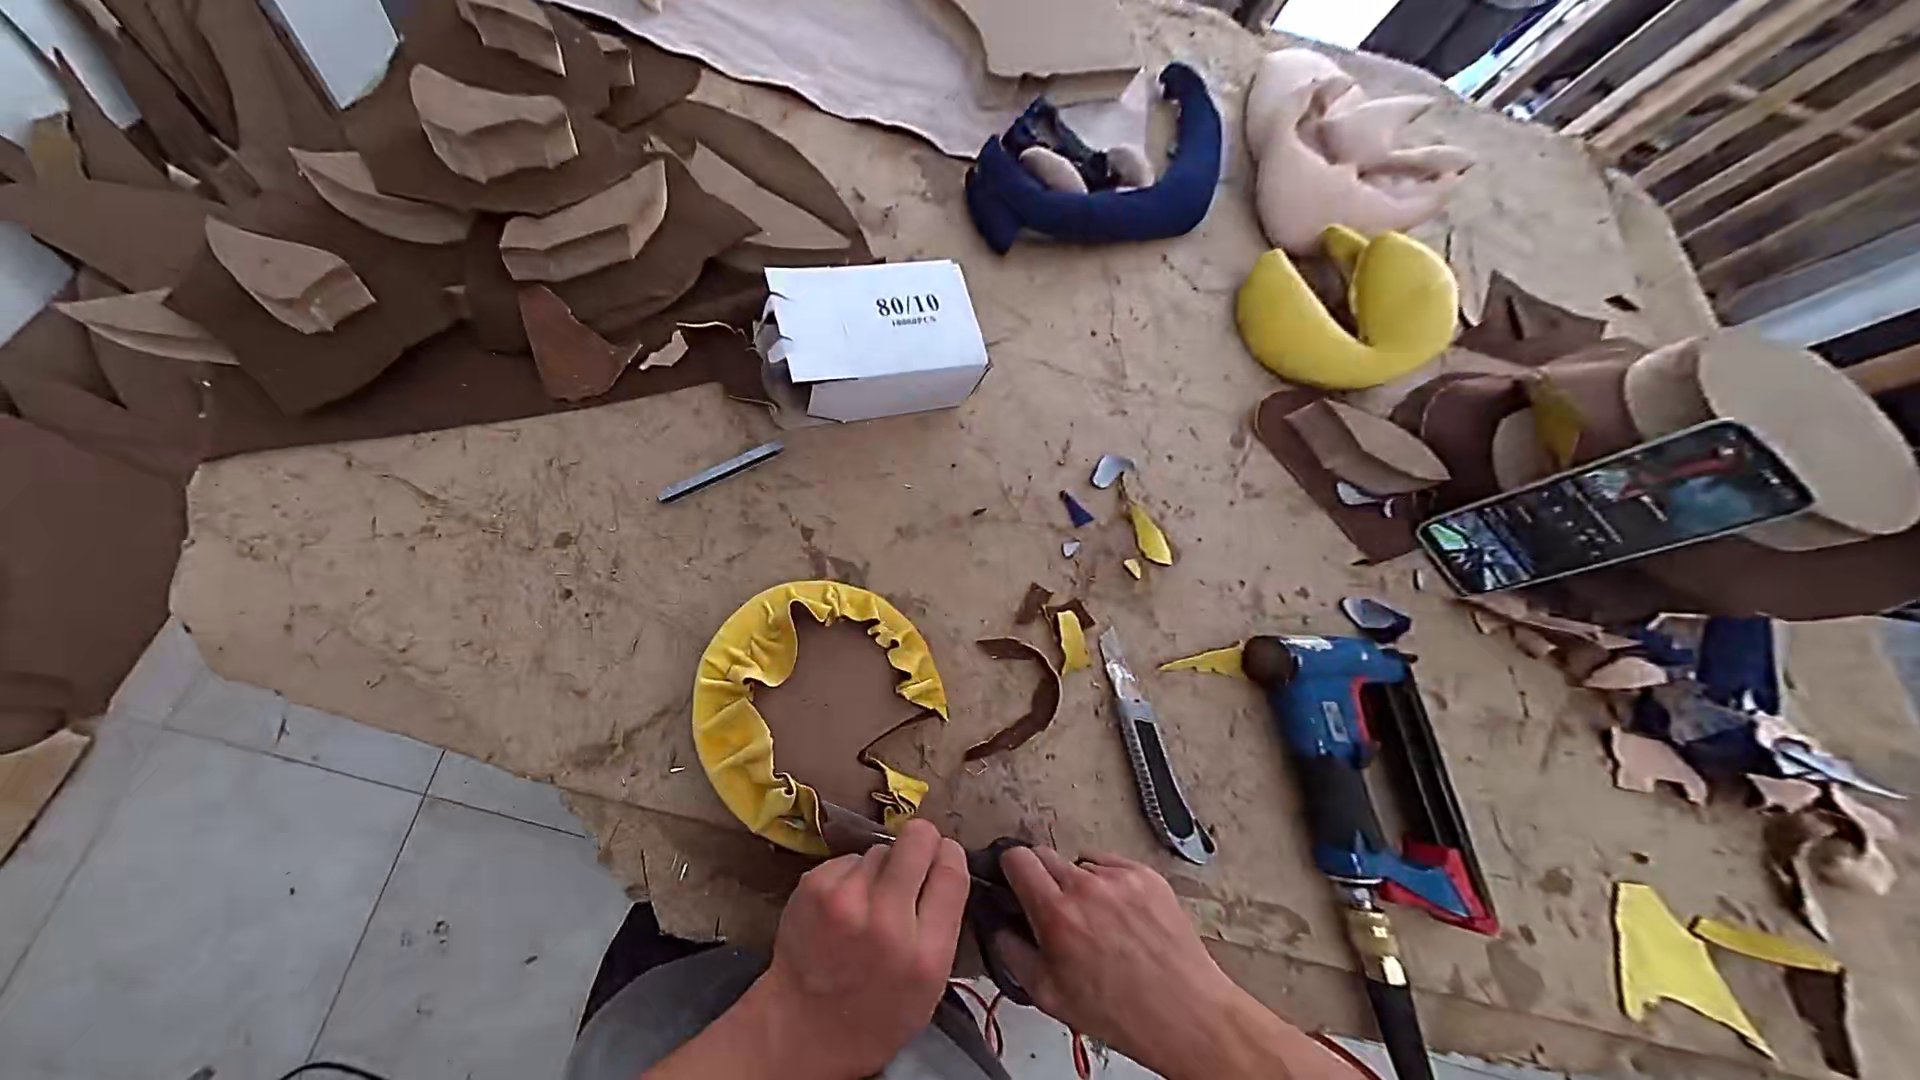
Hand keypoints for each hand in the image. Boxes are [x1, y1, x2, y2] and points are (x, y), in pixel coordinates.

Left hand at [741, 819, 969, 1078]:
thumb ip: (944, 921)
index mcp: (925, 954)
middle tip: (911, 859)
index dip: (948, 854)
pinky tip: (841, 906)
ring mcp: (845, 900)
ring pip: (879, 850)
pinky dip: (849, 876)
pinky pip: (848, 860)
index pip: (951, 871)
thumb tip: (945, 857)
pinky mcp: (814, 887)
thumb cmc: (875, 1013)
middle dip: (918, 842)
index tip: (942, 856)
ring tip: (868, 902)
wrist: (799, 1031)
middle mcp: (886, 922)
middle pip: (917, 838)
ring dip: (879, 868)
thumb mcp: (930, 984)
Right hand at [996, 847, 1362, 1079]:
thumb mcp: (1051, 997)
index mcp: (1058, 916)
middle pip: (1043, 853)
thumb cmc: (1125, 1013)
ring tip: (1094, 919)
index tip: (1011, 874)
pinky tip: (1118, 915)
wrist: (1188, 1014)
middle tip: (1049, 903)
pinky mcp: (1144, 874)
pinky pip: (1110, 865)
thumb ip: (1012, 954)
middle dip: (1039, 875)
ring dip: (1077, 882)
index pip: (1017, 859)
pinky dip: (1108, 883)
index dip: (1009, 866)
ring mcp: (1119, 877)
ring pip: (1078, 862)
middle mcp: (1087, 887)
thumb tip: (998, 926)